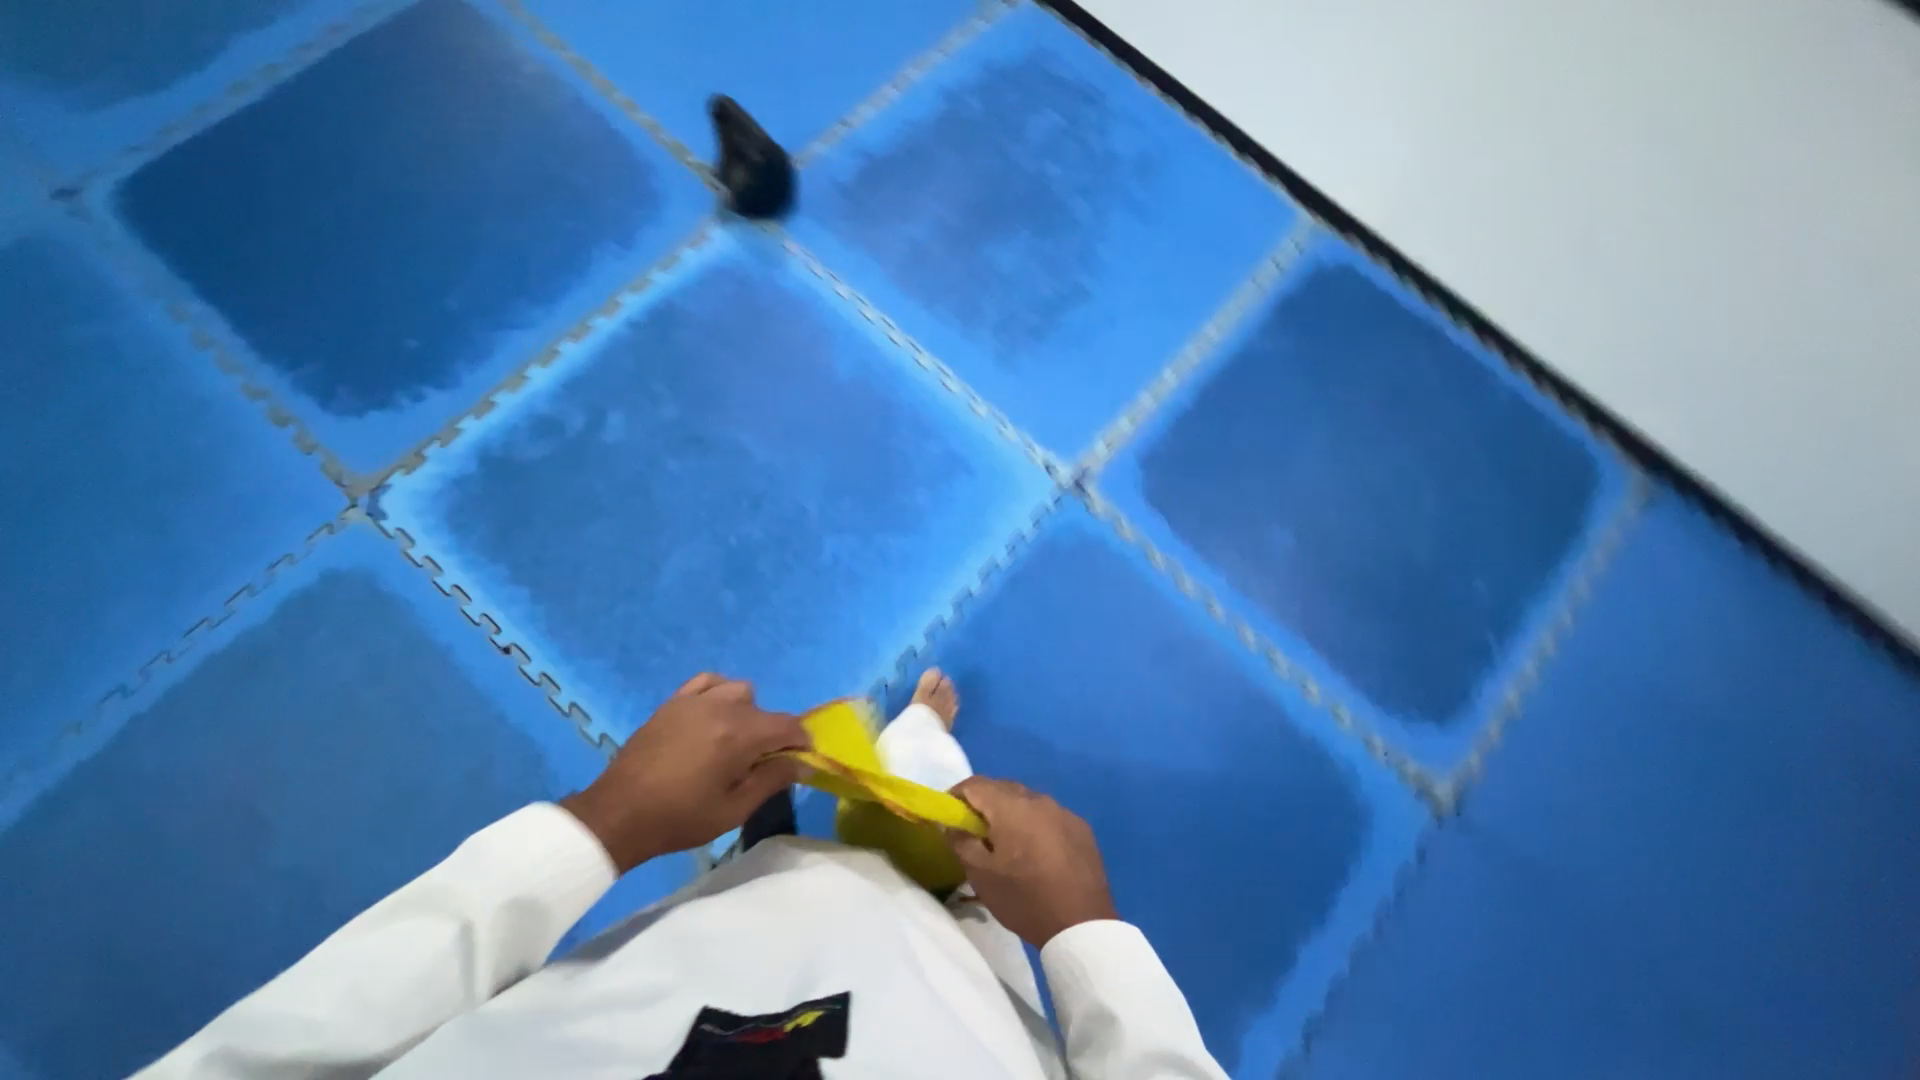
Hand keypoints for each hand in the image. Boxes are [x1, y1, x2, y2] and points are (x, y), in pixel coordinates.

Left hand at [561, 674, 806, 872]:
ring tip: (735, 739)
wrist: (620, 814)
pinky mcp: (673, 702)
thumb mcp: (734, 810)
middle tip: (759, 763)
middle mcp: (721, 708)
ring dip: (747, 711)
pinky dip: (719, 692)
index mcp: (739, 735)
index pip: (787, 725)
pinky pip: (708, 681)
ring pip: (738, 690)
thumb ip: (772, 780)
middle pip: (764, 709)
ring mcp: (695, 701)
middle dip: (771, 733)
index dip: (800, 742)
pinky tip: (713, 715)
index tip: (799, 762)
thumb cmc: (680, 818)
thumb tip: (804, 763)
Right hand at [947, 777, 1118, 947]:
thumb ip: (961, 842)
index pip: (975, 784)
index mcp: (1011, 807)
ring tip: (1006, 842)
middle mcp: (1038, 800)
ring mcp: (1063, 812)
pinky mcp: (1081, 828)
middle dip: (984, 803)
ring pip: (1028, 802)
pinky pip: (1049, 816)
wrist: (1082, 925)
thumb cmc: (1024, 899)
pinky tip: (1036, 851)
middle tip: (974, 830)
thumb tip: (951, 824)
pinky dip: (1035, 825)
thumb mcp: (981, 875)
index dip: (957, 795)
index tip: (949, 815)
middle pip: (1003, 788)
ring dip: (1011, 813)